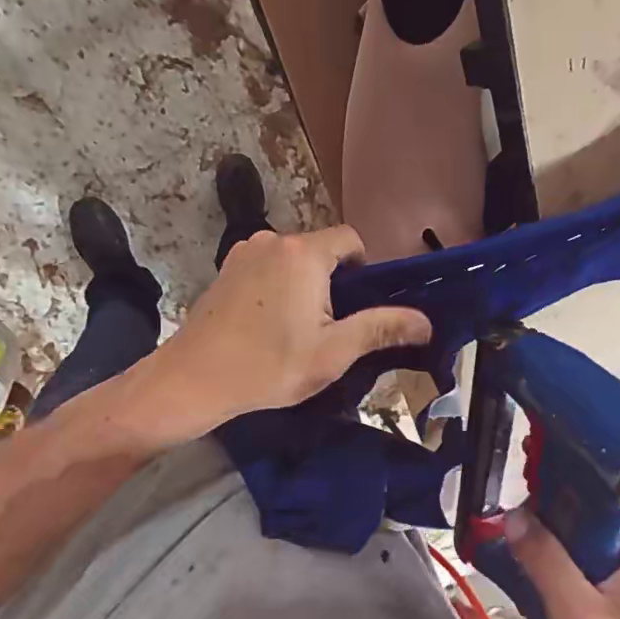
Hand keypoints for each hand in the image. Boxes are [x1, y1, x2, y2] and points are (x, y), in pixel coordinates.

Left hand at [144, 226, 430, 429]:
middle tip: (328, 328)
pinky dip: (277, 287)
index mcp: (303, 253)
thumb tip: (426, 322)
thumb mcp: (333, 352)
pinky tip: (267, 325)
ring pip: (293, 260)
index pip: (351, 239)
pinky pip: (267, 268)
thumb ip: (381, 329)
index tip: (357, 308)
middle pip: (321, 250)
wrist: (193, 379)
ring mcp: (244, 251)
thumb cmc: (268, 366)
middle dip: (333, 282)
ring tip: (295, 331)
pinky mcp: (225, 268)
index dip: (363, 270)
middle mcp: (273, 240)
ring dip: (304, 286)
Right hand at [507, 513, 619, 618]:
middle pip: (594, 526)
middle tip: (536, 574)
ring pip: (595, 547)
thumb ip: (546, 562)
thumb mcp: (577, 617)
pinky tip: (569, 604)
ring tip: (550, 594)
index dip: (555, 518)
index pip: (594, 506)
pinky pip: (605, 566)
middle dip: (561, 548)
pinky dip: (583, 580)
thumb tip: (513, 515)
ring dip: (568, 567)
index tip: (526, 537)